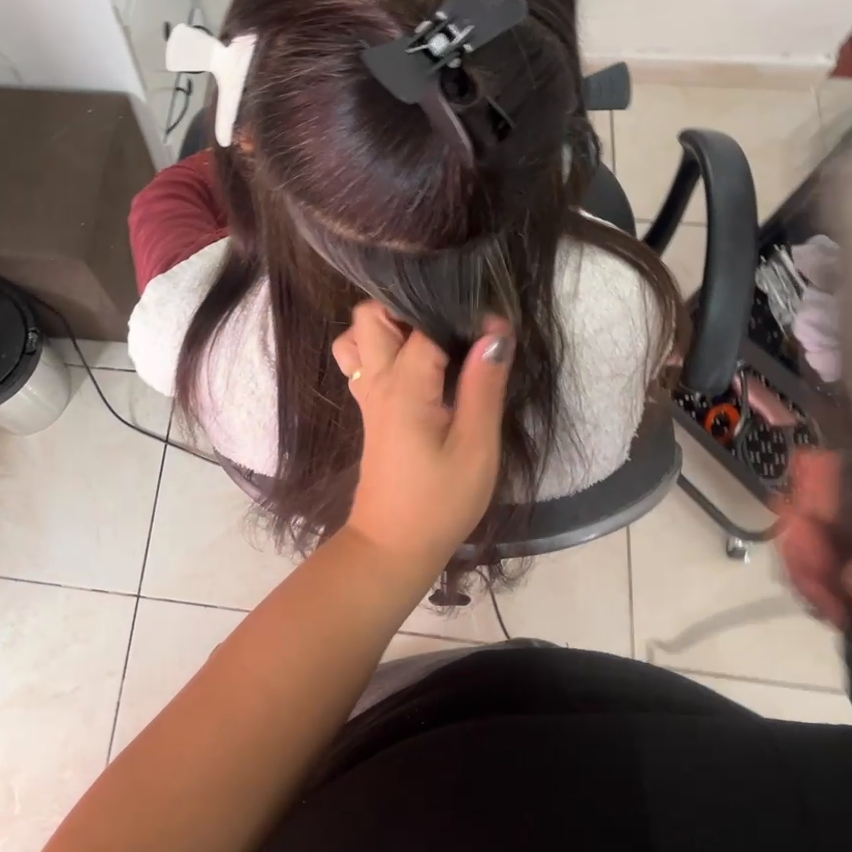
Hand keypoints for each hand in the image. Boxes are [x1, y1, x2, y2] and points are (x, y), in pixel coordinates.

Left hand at [330, 302, 513, 564]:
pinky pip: (361, 361)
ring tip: (430, 343)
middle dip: (405, 307)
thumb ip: (483, 385)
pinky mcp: (369, 410)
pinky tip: (418, 367)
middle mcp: (376, 382)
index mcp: (403, 386)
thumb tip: (495, 330)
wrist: (392, 544)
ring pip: (356, 336)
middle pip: (368, 316)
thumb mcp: (475, 447)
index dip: (458, 316)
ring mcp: (367, 395)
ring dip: (387, 327)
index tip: (492, 325)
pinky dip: (380, 349)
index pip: (424, 325)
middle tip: (450, 327)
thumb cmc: (439, 500)